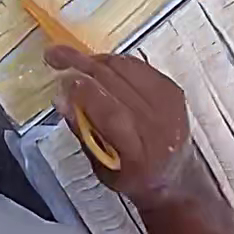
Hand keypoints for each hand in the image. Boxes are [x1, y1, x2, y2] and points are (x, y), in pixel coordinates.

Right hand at [45, 45, 202, 207]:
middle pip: (117, 83)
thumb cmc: (134, 177)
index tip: (61, 81)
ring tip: (74, 60)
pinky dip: (114, 62)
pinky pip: (138, 65)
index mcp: (138, 151)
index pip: (112, 114)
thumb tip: (61, 98)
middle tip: (55, 56)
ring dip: (96, 60)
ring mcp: (168, 102)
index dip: (85, 93)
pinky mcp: (172, 88)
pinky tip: (99, 65)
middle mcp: (157, 123)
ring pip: (125, 67)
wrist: (178, 175)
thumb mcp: (102, 168)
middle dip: (82, 65)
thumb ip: (83, 132)